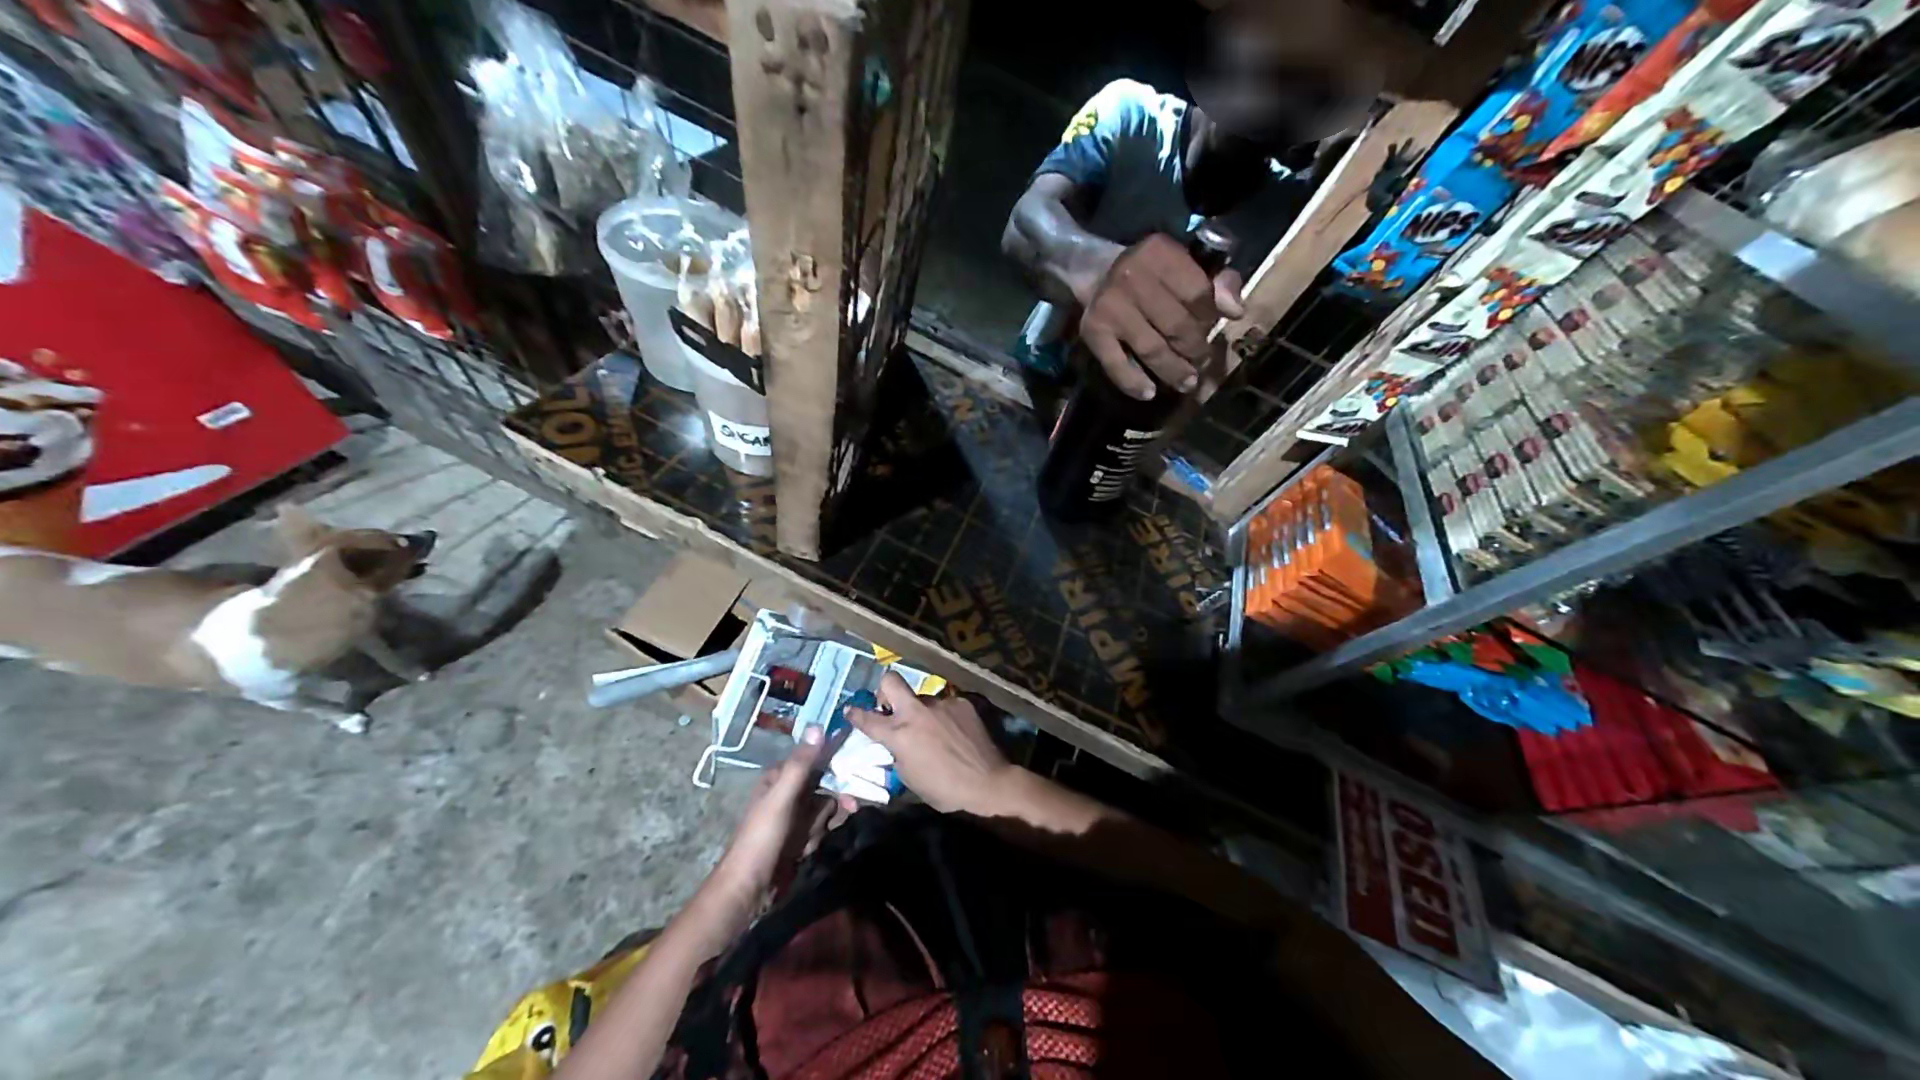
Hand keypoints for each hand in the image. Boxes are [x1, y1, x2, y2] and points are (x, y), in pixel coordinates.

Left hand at [684, 728, 835, 958]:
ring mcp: (793, 817)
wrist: (748, 890)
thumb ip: (801, 764)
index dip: (837, 761)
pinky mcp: (798, 838)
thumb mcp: (782, 798)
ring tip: (809, 840)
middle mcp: (787, 793)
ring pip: (825, 809)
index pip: (814, 758)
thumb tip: (818, 726)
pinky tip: (806, 851)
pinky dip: (817, 839)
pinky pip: (820, 829)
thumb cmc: (762, 839)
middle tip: (852, 808)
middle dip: (836, 799)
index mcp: (779, 778)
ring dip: (823, 824)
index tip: (859, 768)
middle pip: (825, 785)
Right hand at [847, 673, 1015, 816]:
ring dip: (922, 712)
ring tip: (935, 731)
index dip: (854, 714)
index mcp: (899, 734)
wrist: (987, 782)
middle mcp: (916, 712)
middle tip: (891, 706)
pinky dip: (944, 717)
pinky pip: (945, 705)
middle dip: (885, 690)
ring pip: (922, 698)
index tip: (849, 710)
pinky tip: (955, 732)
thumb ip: (898, 754)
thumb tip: (897, 743)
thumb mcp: (909, 778)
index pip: (867, 719)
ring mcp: (940, 704)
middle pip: (891, 680)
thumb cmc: (944, 789)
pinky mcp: (961, 702)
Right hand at [1075, 233, 1244, 400]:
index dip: (1209, 319)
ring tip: (1186, 383)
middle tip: (1200, 362)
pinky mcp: (1093, 331)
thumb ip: (1217, 282)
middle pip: (1176, 326)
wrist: (1095, 272)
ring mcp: (1111, 307)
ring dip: (1173, 371)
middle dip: (1194, 350)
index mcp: (1160, 253)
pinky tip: (1148, 393)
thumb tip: (1235, 312)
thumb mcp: (1185, 264)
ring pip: (1152, 349)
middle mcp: (1132, 277)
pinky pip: (1117, 364)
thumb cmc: (1151, 273)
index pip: (1197, 295)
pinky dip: (1133, 382)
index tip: (1210, 330)